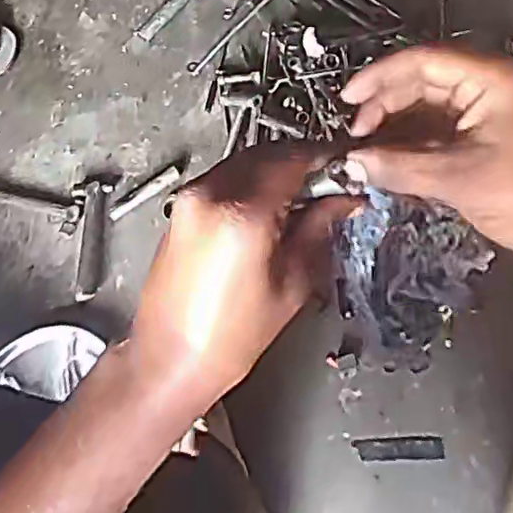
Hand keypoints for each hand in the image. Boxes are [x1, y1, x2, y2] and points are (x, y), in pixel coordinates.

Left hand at [127, 143, 358, 410]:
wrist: (169, 359)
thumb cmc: (224, 339)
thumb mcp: (291, 285)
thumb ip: (318, 230)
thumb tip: (342, 200)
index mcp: (243, 214)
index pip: (293, 160)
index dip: (325, 158)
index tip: (344, 166)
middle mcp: (212, 195)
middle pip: (269, 152)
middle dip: (303, 161)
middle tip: (330, 182)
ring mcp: (193, 197)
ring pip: (247, 159)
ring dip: (278, 167)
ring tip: (302, 196)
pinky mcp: (183, 206)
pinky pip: (226, 175)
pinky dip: (253, 179)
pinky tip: (271, 205)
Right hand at [341, 44, 512, 259]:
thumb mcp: (458, 179)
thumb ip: (400, 167)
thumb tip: (352, 163)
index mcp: (489, 79)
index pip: (422, 61)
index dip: (380, 76)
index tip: (349, 97)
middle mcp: (484, 84)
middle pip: (420, 79)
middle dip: (384, 103)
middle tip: (356, 131)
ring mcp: (481, 107)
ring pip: (423, 103)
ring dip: (394, 122)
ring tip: (365, 146)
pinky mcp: (478, 130)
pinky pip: (433, 125)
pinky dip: (408, 138)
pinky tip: (386, 155)